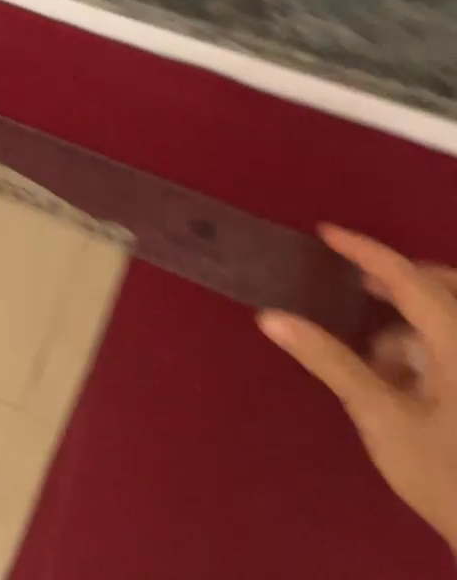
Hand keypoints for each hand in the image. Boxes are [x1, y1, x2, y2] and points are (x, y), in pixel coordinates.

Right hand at [260, 225, 456, 549]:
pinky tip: (409, 378)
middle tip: (353, 285)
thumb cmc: (448, 473)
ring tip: (379, 354)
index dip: (369, 253)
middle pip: (449, 292)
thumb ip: (332, 361)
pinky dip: (434, 346)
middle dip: (402, 281)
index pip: (414, 283)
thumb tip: (270, 315)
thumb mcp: (382, 417)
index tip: (327, 233)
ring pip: (455, 321)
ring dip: (416, 322)